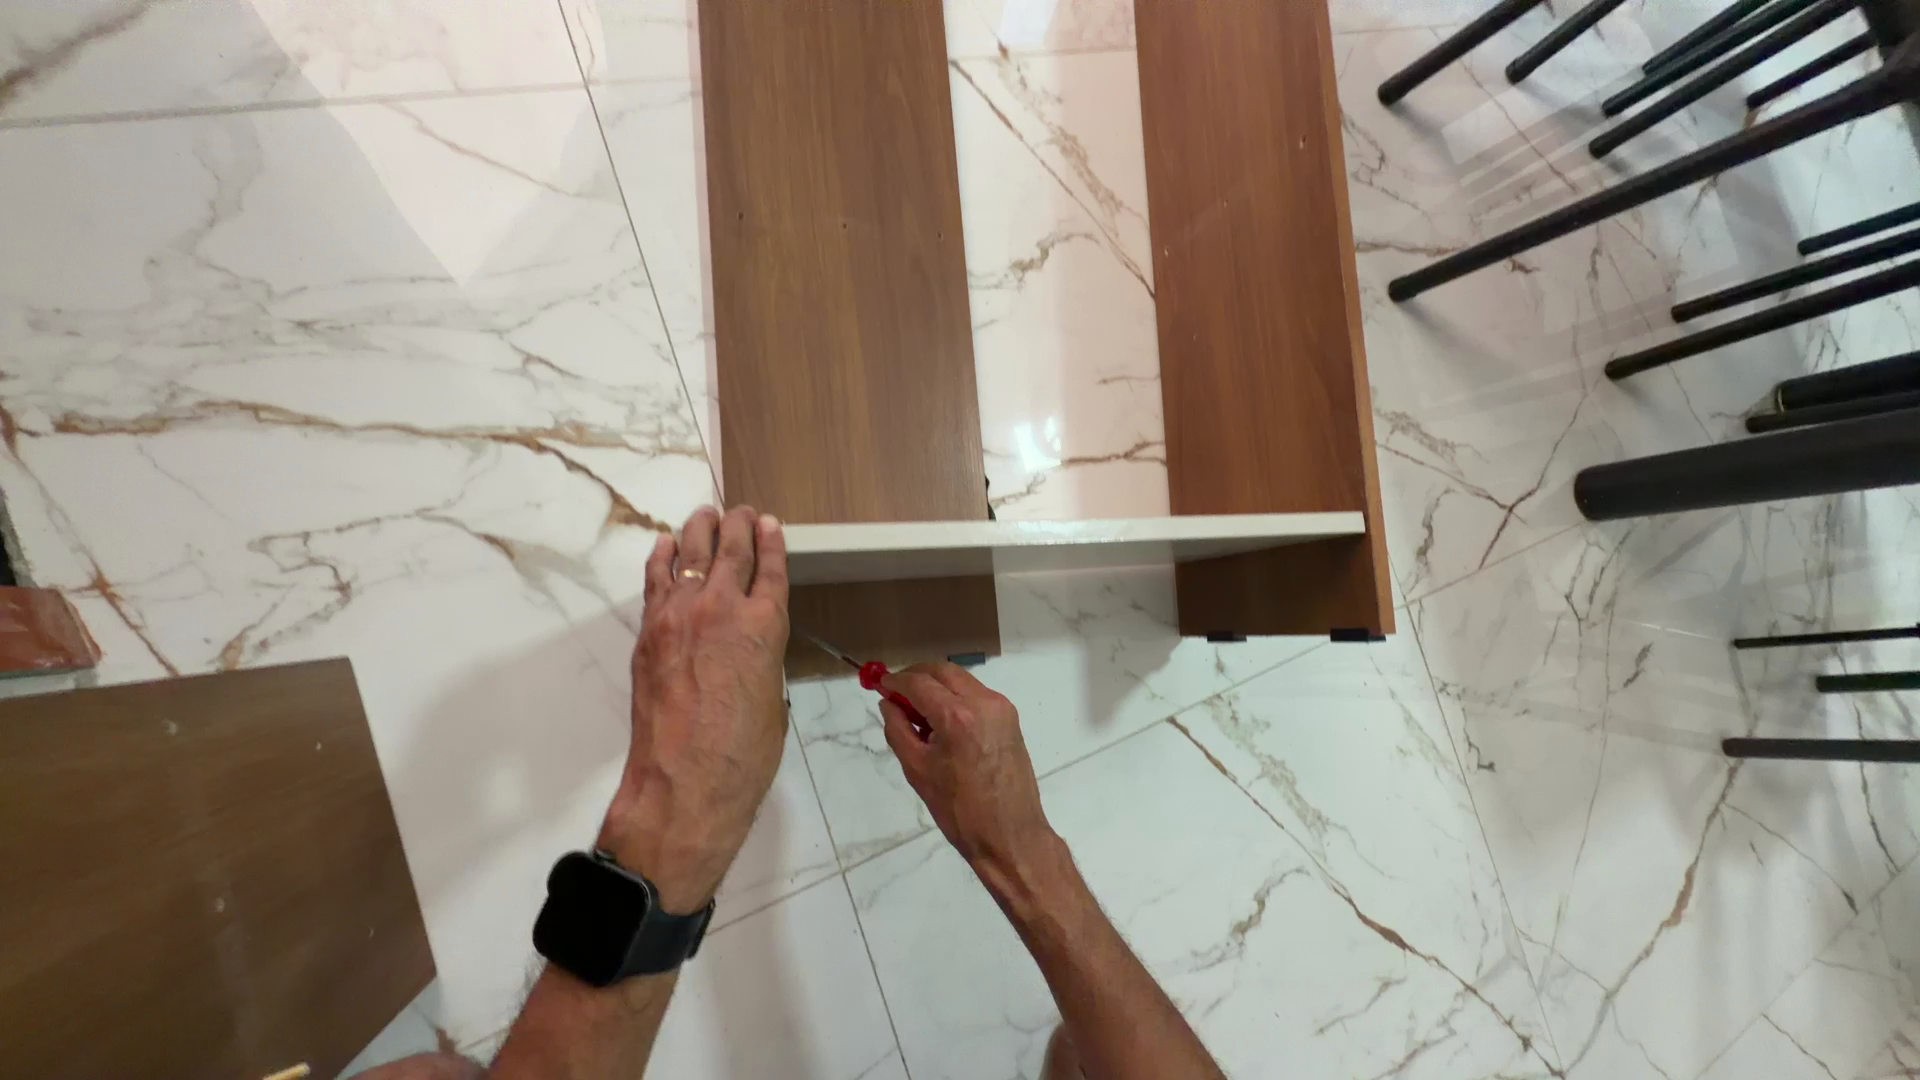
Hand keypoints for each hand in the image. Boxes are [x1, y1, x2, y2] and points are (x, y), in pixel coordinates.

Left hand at [600, 506, 790, 912]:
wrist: (685, 781)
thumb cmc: (745, 752)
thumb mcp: (772, 697)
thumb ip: (762, 660)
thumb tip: (748, 649)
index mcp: (767, 625)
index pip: (771, 568)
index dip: (772, 541)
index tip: (771, 523)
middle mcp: (726, 608)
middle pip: (732, 551)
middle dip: (739, 525)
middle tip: (742, 510)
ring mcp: (682, 615)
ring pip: (693, 556)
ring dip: (701, 529)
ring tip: (706, 513)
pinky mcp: (649, 631)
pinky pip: (657, 580)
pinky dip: (664, 557)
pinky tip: (667, 544)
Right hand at [879, 663, 1059, 887]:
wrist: (1010, 834)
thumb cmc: (958, 809)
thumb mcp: (917, 770)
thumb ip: (898, 730)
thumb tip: (888, 703)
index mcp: (957, 716)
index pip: (919, 682)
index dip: (896, 681)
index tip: (880, 684)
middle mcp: (983, 702)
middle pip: (943, 670)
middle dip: (917, 675)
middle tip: (896, 692)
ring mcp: (1001, 707)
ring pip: (961, 679)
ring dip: (937, 685)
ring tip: (919, 713)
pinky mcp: (1010, 717)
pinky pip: (976, 694)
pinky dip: (956, 697)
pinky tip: (943, 722)